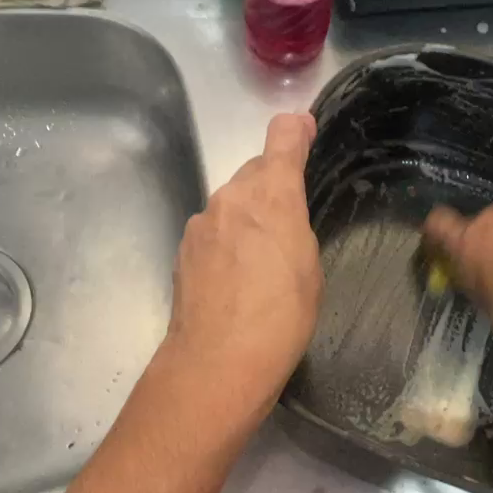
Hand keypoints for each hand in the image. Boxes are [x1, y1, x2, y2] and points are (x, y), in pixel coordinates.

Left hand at [160, 113, 322, 421]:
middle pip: (255, 172)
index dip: (296, 131)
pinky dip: (227, 242)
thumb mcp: (309, 268)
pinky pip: (214, 231)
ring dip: (247, 217)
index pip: (282, 139)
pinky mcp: (184, 248)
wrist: (218, 362)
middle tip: (289, 221)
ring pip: (232, 203)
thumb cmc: (283, 317)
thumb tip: (283, 210)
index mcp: (273, 196)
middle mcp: (232, 197)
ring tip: (261, 261)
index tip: (304, 130)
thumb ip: (295, 223)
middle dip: (272, 186)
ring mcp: (202, 222)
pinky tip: (235, 278)